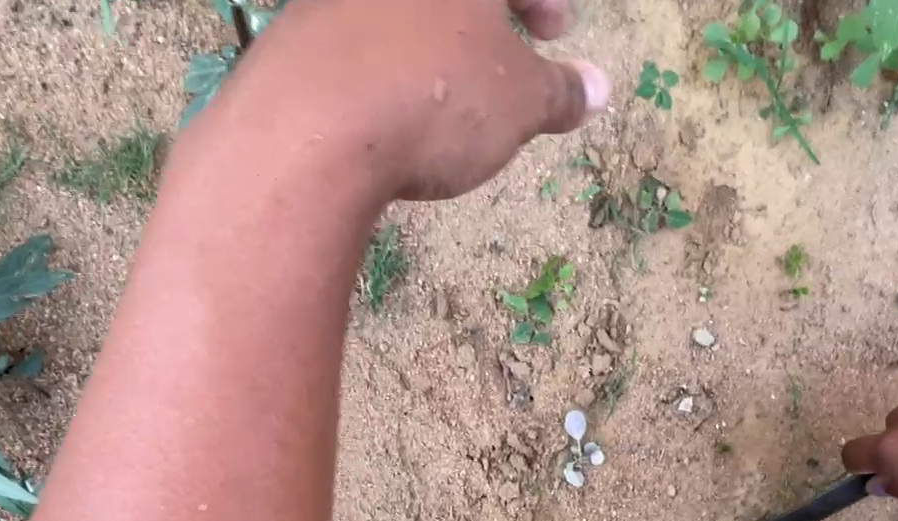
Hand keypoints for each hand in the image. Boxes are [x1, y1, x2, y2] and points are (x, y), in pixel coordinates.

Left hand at [198, 0, 608, 202]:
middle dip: (494, 11)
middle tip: (518, 45)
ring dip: (440, 36)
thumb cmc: (437, 101)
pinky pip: (362, 35)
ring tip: (455, 87)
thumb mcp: (519, 105)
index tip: (560, 28)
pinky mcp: (299, 32)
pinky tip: (395, 104)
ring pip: (405, 11)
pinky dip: (392, 60)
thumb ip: (560, 92)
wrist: (313, 130)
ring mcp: (339, 1)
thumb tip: (598, 89)